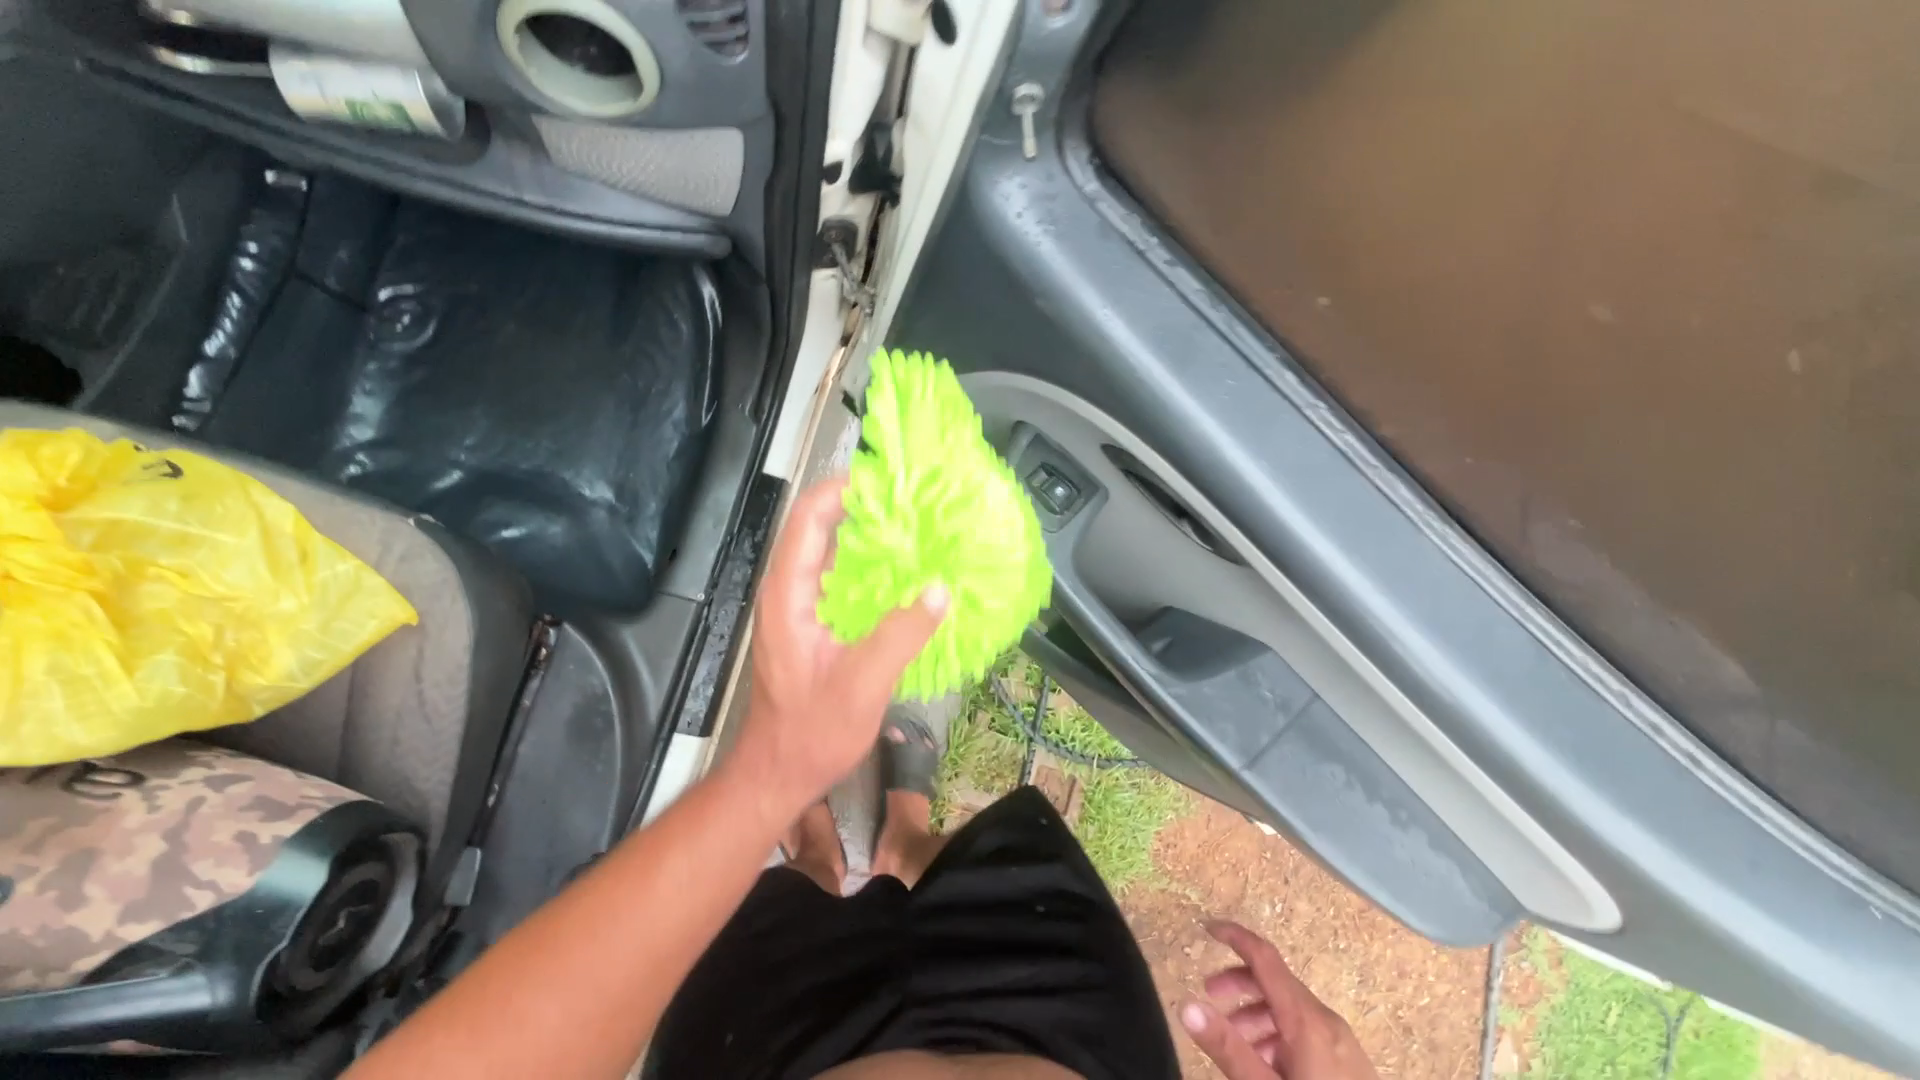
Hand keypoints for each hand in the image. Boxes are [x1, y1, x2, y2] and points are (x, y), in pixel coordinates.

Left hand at [726, 478, 947, 817]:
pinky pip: (844, 581)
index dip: (844, 490)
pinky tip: (910, 575)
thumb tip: (940, 590)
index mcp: (788, 593)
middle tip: (918, 501)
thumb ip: (900, 634)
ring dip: (874, 539)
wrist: (780, 772)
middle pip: (822, 528)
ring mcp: (801, 607)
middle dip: (867, 509)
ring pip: (835, 554)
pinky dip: (874, 570)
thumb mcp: (862, 684)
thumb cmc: (812, 732)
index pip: (809, 518)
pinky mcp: (815, 625)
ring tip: (922, 528)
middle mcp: (790, 590)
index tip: (892, 481)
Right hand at [1180, 921, 1379, 1079]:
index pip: (1265, 958)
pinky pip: (1307, 1032)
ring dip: (1255, 1013)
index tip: (1206, 928)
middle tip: (1208, 997)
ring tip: (1233, 1042)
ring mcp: (1342, 1043)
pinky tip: (1266, 1064)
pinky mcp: (1349, 1064)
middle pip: (1276, 982)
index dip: (1235, 937)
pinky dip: (1277, 1033)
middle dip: (1238, 983)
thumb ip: (1225, 1047)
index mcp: (1306, 1020)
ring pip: (1291, 1009)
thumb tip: (1185, 1004)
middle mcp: (1327, 1021)